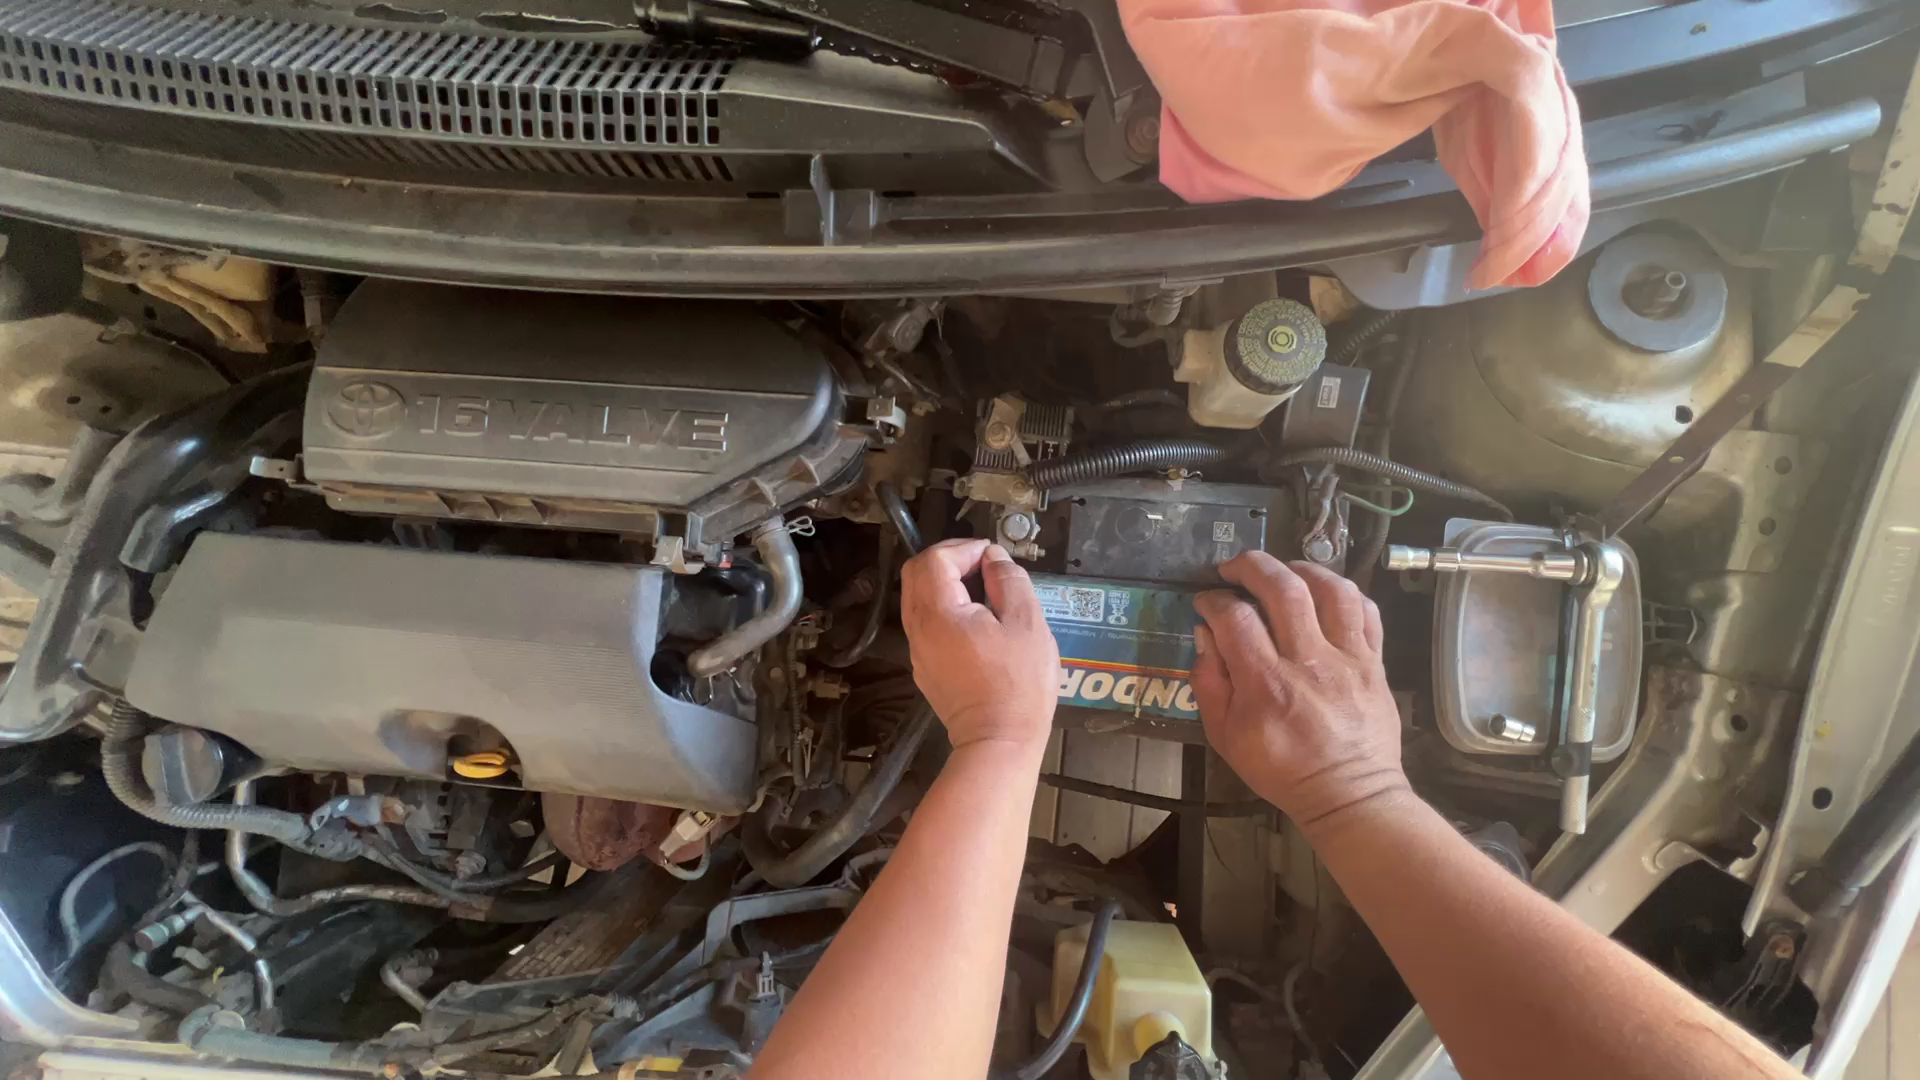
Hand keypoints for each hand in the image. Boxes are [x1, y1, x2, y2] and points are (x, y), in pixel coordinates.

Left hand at [900, 538, 1059, 752]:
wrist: (999, 741)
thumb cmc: (1019, 684)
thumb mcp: (1028, 622)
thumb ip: (1009, 580)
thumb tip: (993, 558)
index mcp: (939, 613)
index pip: (935, 559)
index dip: (964, 548)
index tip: (992, 556)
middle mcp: (918, 628)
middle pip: (916, 573)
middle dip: (948, 558)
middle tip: (982, 563)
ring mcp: (918, 650)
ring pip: (917, 597)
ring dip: (945, 582)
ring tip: (982, 588)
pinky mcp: (924, 667)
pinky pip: (925, 622)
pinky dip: (944, 606)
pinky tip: (976, 618)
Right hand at [1191, 552, 1407, 827]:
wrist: (1349, 795)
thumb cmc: (1279, 767)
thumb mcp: (1223, 735)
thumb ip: (1208, 681)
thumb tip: (1206, 633)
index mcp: (1266, 684)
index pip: (1236, 618)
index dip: (1214, 600)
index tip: (1205, 602)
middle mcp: (1309, 663)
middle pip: (1283, 589)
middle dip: (1251, 566)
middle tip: (1232, 569)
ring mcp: (1349, 660)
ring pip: (1331, 589)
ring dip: (1299, 569)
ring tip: (1279, 572)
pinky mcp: (1374, 662)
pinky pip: (1366, 610)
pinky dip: (1341, 591)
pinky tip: (1319, 593)